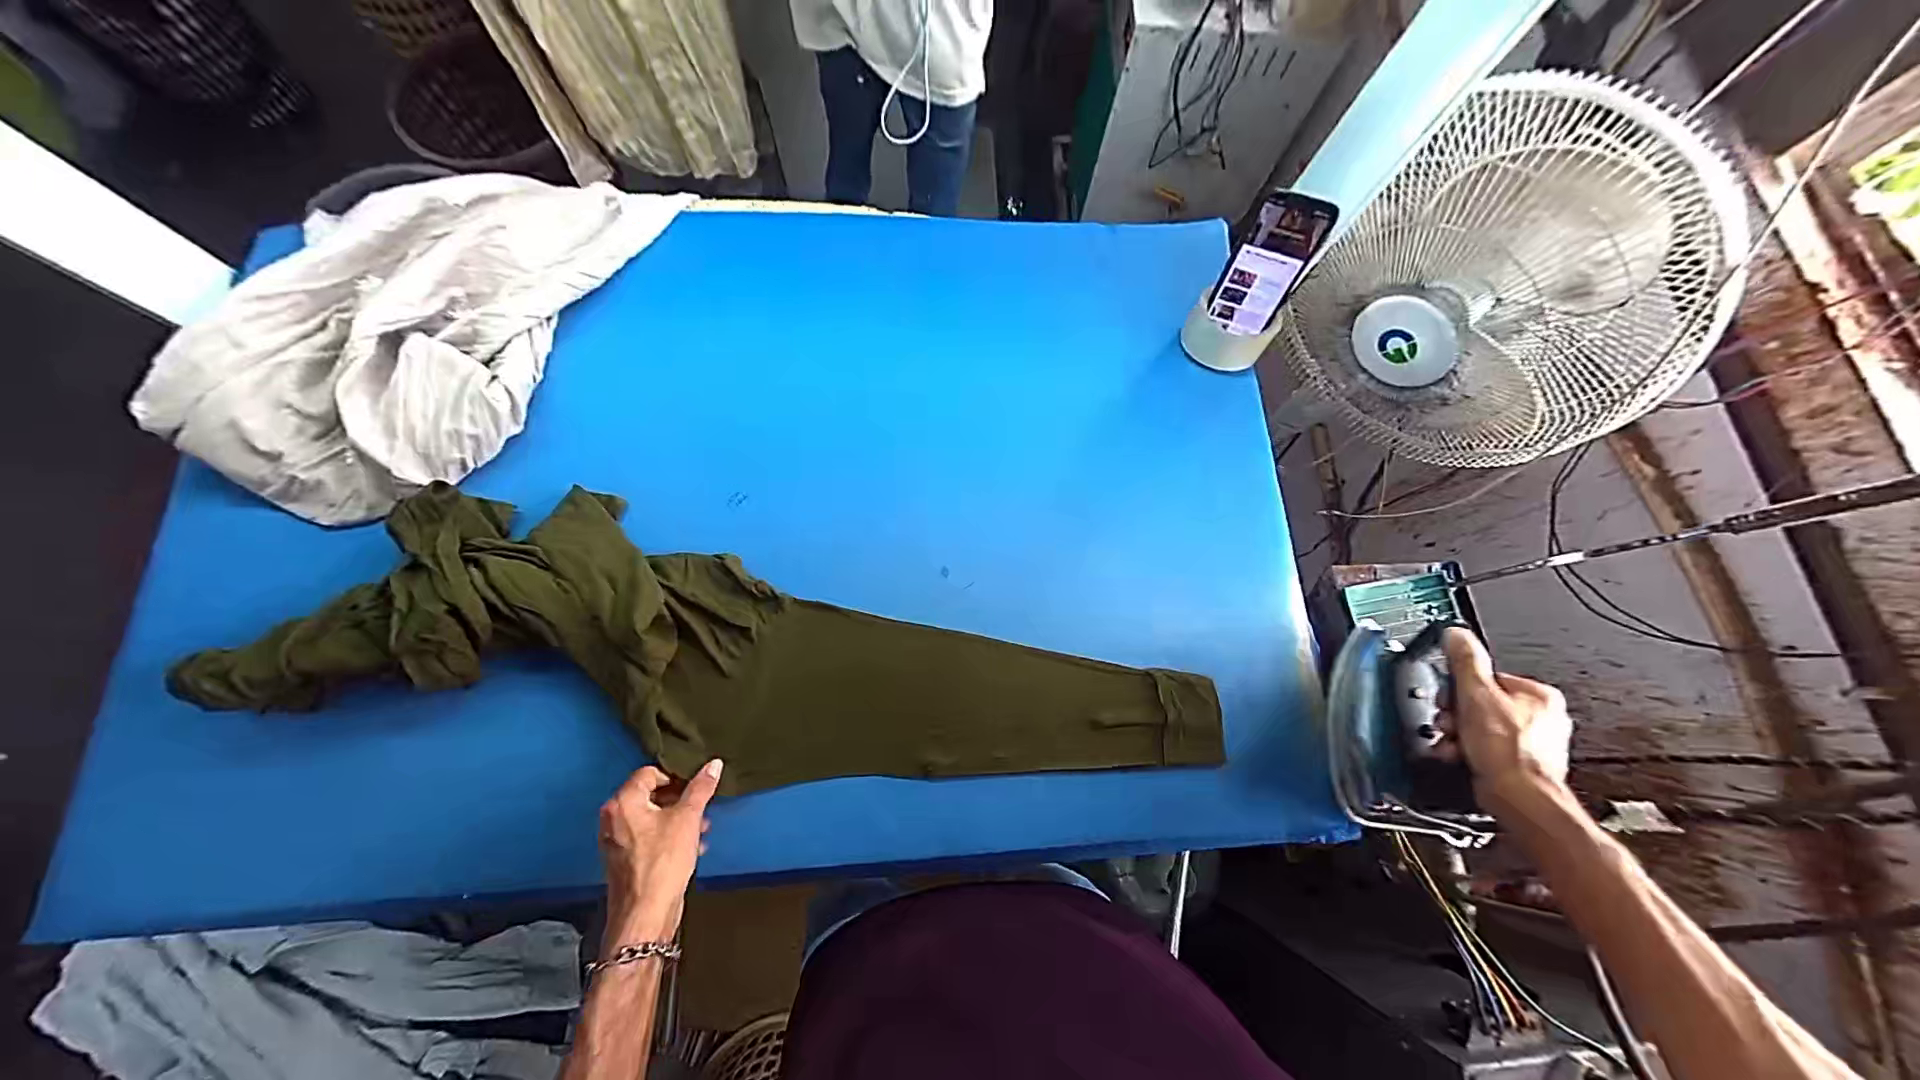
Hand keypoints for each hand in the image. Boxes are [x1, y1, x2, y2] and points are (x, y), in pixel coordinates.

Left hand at [598, 759, 722, 945]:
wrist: (646, 914)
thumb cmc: (663, 862)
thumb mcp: (689, 818)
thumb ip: (701, 788)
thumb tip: (713, 764)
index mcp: (623, 802)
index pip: (650, 773)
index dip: (676, 776)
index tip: (696, 786)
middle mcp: (613, 818)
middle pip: (650, 794)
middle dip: (679, 799)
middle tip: (701, 805)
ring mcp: (616, 841)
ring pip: (652, 817)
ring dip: (677, 818)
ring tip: (701, 828)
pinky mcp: (623, 860)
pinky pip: (648, 836)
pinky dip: (668, 836)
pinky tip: (691, 846)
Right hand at [1438, 628, 1570, 814]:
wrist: (1519, 798)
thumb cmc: (1507, 752)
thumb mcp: (1476, 695)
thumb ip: (1466, 661)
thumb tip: (1457, 634)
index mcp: (1539, 696)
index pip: (1486, 678)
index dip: (1460, 689)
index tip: (1450, 699)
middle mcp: (1543, 718)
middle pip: (1481, 703)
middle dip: (1457, 715)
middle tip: (1450, 723)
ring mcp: (1533, 742)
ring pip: (1481, 727)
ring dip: (1459, 734)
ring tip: (1454, 743)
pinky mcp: (1520, 762)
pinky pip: (1486, 747)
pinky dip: (1470, 750)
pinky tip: (1462, 755)